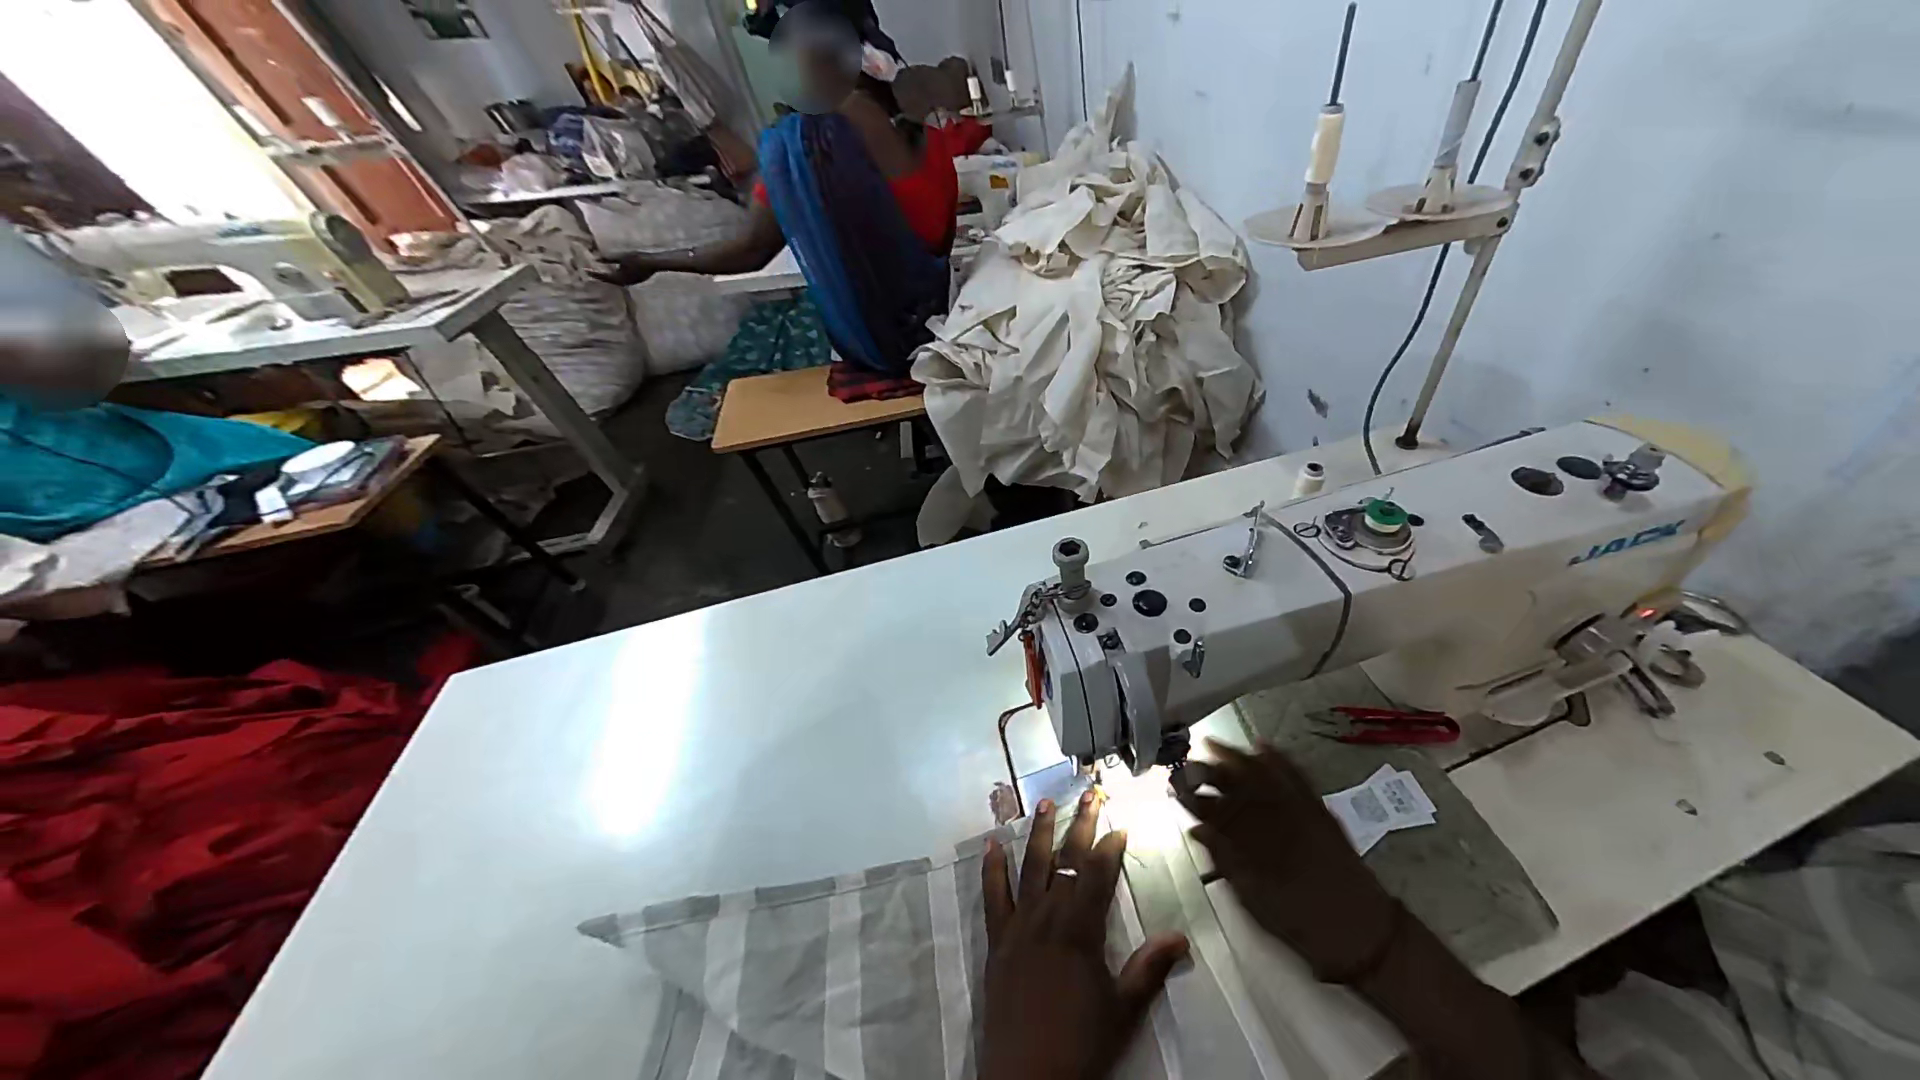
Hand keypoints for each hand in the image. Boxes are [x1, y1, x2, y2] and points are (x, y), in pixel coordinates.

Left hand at [589, 254, 656, 286]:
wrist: (654, 263)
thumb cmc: (637, 259)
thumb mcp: (621, 257)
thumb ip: (609, 259)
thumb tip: (596, 259)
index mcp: (620, 278)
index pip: (604, 277)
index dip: (595, 273)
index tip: (586, 270)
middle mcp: (625, 283)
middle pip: (611, 281)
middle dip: (602, 277)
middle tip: (592, 273)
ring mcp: (632, 282)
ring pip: (618, 281)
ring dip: (610, 277)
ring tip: (604, 273)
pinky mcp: (637, 280)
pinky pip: (624, 279)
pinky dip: (618, 276)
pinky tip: (617, 272)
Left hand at [981, 789, 1189, 1079]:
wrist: (1027, 1076)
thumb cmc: (1081, 1043)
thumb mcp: (1124, 1009)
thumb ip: (1149, 969)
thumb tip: (1180, 938)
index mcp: (1080, 929)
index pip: (1097, 874)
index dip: (1110, 847)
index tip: (1120, 826)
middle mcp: (1048, 916)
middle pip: (1066, 859)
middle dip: (1080, 824)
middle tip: (1089, 794)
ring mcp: (1019, 924)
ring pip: (1030, 867)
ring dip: (1040, 833)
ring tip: (1045, 802)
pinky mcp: (998, 939)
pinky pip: (993, 896)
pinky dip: (992, 868)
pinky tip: (992, 845)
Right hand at [1176, 740, 1399, 983]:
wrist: (1364, 933)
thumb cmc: (1301, 921)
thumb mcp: (1254, 898)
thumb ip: (1225, 860)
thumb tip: (1197, 829)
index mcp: (1251, 841)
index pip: (1211, 808)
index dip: (1189, 795)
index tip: (1173, 786)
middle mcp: (1273, 818)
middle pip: (1233, 784)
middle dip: (1206, 769)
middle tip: (1187, 761)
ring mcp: (1298, 810)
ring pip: (1261, 773)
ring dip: (1235, 756)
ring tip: (1214, 743)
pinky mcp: (1319, 809)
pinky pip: (1297, 775)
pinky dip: (1279, 758)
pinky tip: (1263, 744)